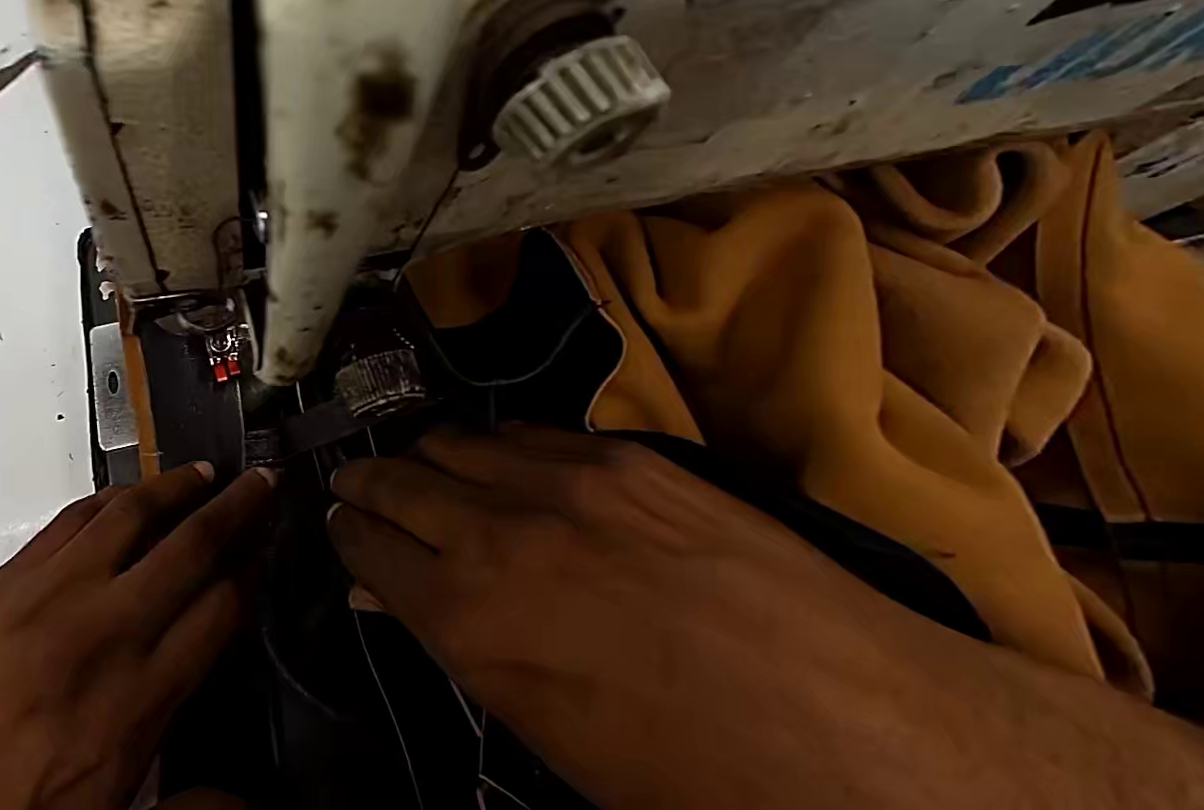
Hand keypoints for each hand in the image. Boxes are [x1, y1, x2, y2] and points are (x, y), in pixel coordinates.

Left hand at [0, 462, 276, 809]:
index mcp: (134, 704)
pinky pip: (69, 522)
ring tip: (203, 472)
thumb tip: (241, 803)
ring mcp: (49, 598)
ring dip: (175, 489)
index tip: (266, 553)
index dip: (252, 576)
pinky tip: (123, 496)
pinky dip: (107, 500)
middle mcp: (102, 634)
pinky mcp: (1, 585)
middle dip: (236, 509)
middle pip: (191, 549)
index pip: (219, 613)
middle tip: (261, 482)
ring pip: (132, 517)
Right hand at [326, 427, 1203, 809]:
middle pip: (395, 480)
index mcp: (468, 613)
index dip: (344, 533)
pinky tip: (496, 461)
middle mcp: (497, 529)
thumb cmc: (686, 770)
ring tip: (417, 467)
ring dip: (423, 457)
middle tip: (352, 485)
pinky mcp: (619, 454)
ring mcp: (562, 479)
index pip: (366, 546)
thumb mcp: (546, 730)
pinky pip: (521, 432)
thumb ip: (454, 642)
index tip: (338, 526)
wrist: (866, 732)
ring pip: (450, 441)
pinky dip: (492, 447)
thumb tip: (386, 591)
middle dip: (363, 483)